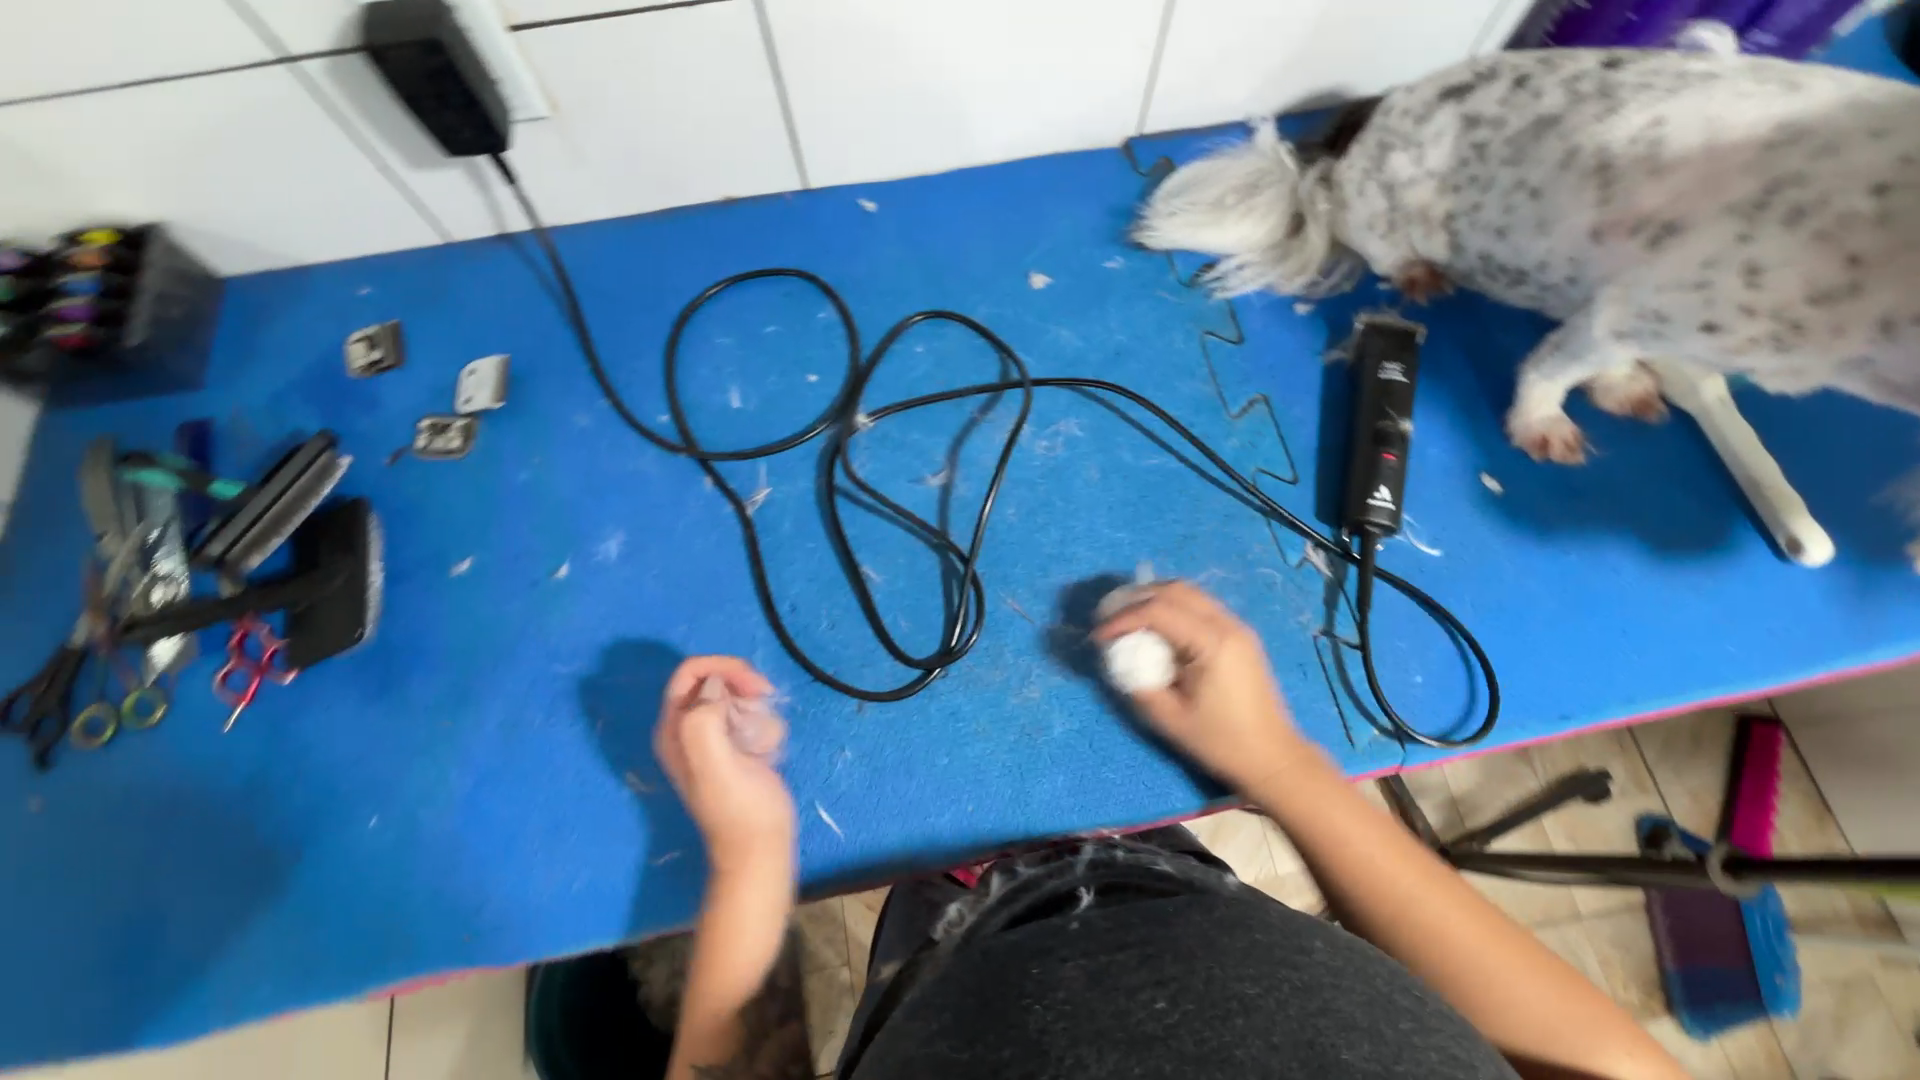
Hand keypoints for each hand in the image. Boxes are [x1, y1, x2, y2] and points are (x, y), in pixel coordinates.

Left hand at [653, 657, 795, 878]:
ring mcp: (712, 738)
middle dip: (744, 687)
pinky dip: (766, 727)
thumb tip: (716, 689)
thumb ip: (704, 721)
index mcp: (673, 729)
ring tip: (764, 743)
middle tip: (766, 703)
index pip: (690, 672)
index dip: (723, 668)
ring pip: (739, 697)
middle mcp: (687, 728)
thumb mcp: (715, 764)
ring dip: (759, 711)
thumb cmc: (739, 810)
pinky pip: (753, 717)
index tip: (755, 686)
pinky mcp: (736, 746)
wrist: (760, 849)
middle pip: (715, 678)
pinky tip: (768, 754)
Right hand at [1093, 582, 1317, 791]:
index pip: (1158, 611)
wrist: (1272, 756)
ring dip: (1154, 599)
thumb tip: (1117, 659)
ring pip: (1189, 593)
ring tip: (1126, 618)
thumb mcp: (1169, 719)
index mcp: (1213, 644)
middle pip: (1174, 590)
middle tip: (1108, 618)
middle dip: (1135, 599)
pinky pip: (1199, 607)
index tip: (1099, 636)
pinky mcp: (1238, 635)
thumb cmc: (1221, 742)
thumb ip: (1138, 683)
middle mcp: (1228, 625)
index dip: (1123, 618)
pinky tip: (1154, 627)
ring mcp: (1237, 627)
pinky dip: (1171, 608)